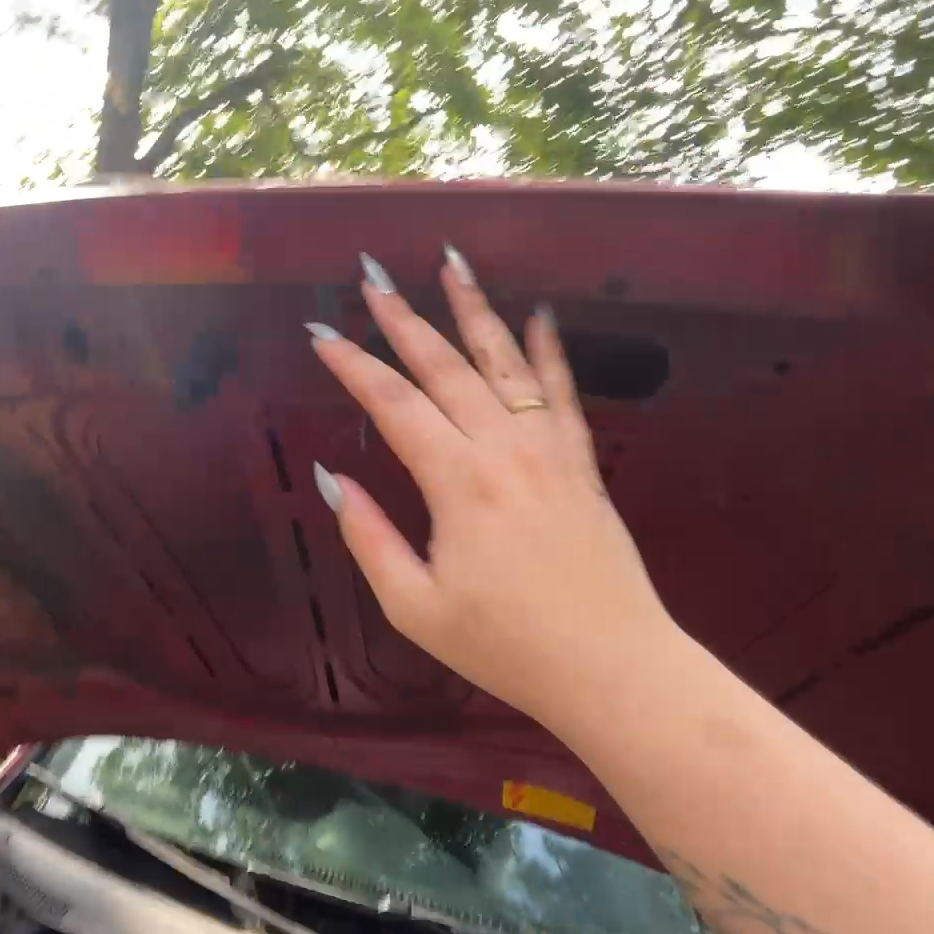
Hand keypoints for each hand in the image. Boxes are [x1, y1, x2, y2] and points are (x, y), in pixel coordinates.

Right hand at [308, 247, 679, 723]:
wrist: (612, 668)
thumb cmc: (505, 646)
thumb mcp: (415, 607)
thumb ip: (369, 538)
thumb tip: (333, 479)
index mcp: (457, 483)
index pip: (394, 406)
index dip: (352, 366)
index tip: (320, 334)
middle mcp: (504, 449)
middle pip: (445, 367)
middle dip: (403, 320)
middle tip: (373, 278)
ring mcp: (549, 450)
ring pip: (505, 363)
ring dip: (475, 311)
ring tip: (452, 265)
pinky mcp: (580, 464)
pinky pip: (562, 393)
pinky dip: (549, 351)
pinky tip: (539, 316)